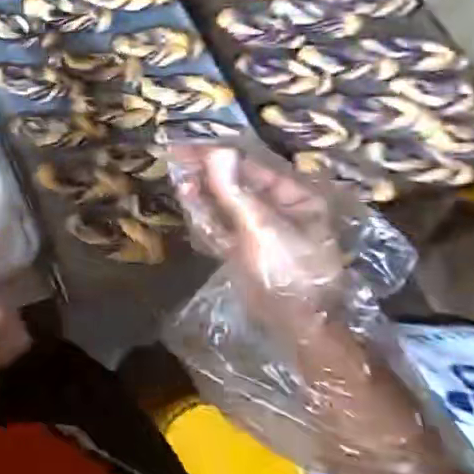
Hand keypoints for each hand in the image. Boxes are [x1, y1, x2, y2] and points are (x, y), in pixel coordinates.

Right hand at [168, 144, 350, 343]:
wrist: (296, 326)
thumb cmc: (289, 272)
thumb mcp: (261, 228)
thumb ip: (234, 191)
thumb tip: (217, 151)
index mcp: (297, 198)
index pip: (254, 168)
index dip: (220, 156)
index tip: (188, 146)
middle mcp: (280, 209)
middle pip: (238, 183)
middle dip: (207, 172)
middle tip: (175, 157)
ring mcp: (260, 230)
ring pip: (225, 203)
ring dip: (202, 191)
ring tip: (179, 178)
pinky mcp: (244, 248)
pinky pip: (221, 224)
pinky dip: (204, 212)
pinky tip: (188, 199)